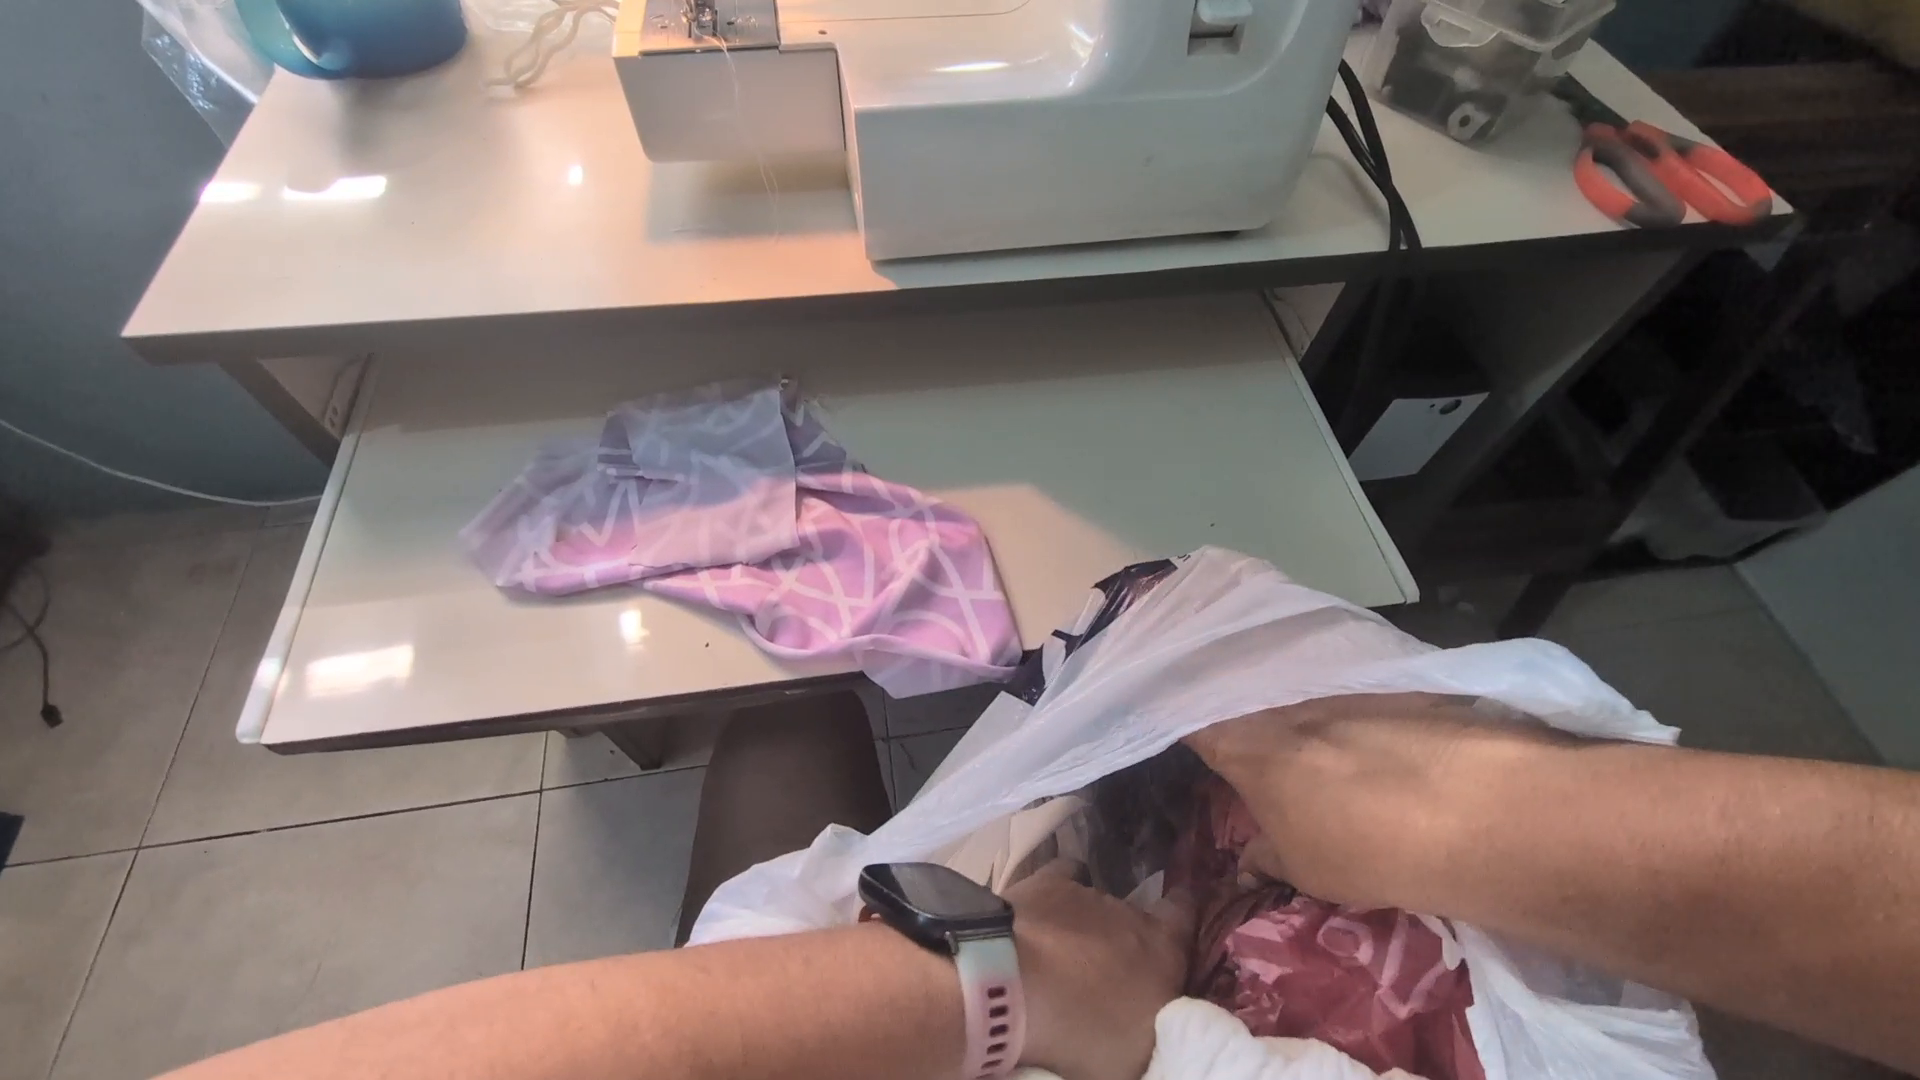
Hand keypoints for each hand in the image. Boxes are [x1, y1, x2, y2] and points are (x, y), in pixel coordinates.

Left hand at [1006, 861, 1193, 1079]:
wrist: (1014, 987)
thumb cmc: (1080, 1033)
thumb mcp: (1135, 1055)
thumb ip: (1153, 1026)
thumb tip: (1155, 1020)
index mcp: (1162, 954)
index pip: (1185, 918)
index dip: (1182, 919)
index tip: (1177, 923)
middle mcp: (1130, 914)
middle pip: (1137, 921)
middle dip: (1127, 943)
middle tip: (1106, 975)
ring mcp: (1088, 893)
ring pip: (1099, 907)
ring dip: (1090, 928)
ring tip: (1065, 957)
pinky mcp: (1048, 882)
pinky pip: (1066, 876)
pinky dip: (1062, 894)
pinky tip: (1048, 911)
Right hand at [1182, 693, 1568, 911]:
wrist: (1478, 813)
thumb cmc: (1365, 849)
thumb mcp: (1305, 871)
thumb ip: (1267, 856)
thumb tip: (1249, 860)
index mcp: (1247, 748)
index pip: (1196, 726)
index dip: (1185, 728)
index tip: (1182, 739)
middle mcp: (1284, 709)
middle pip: (1248, 708)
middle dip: (1244, 727)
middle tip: (1250, 755)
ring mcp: (1340, 694)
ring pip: (1301, 704)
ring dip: (1301, 727)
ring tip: (1318, 759)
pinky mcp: (1391, 690)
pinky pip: (1354, 704)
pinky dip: (1353, 725)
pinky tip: (1376, 754)